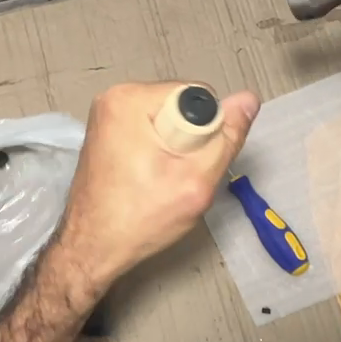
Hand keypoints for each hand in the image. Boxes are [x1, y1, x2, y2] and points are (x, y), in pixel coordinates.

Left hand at [44, 82, 259, 302]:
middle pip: (180, 105)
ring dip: (175, 147)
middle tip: (177, 176)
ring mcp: (107, 114)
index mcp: (129, 99)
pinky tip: (149, 177)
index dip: (206, 131)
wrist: (92, 246)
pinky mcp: (107, 131)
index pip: (195, 95)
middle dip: (189, 140)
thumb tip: (248, 98)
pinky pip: (149, 129)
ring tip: (162, 179)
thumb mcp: (195, 180)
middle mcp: (113, 98)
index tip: (190, 163)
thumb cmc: (139, 218)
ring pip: (167, 119)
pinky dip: (158, 150)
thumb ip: (226, 137)